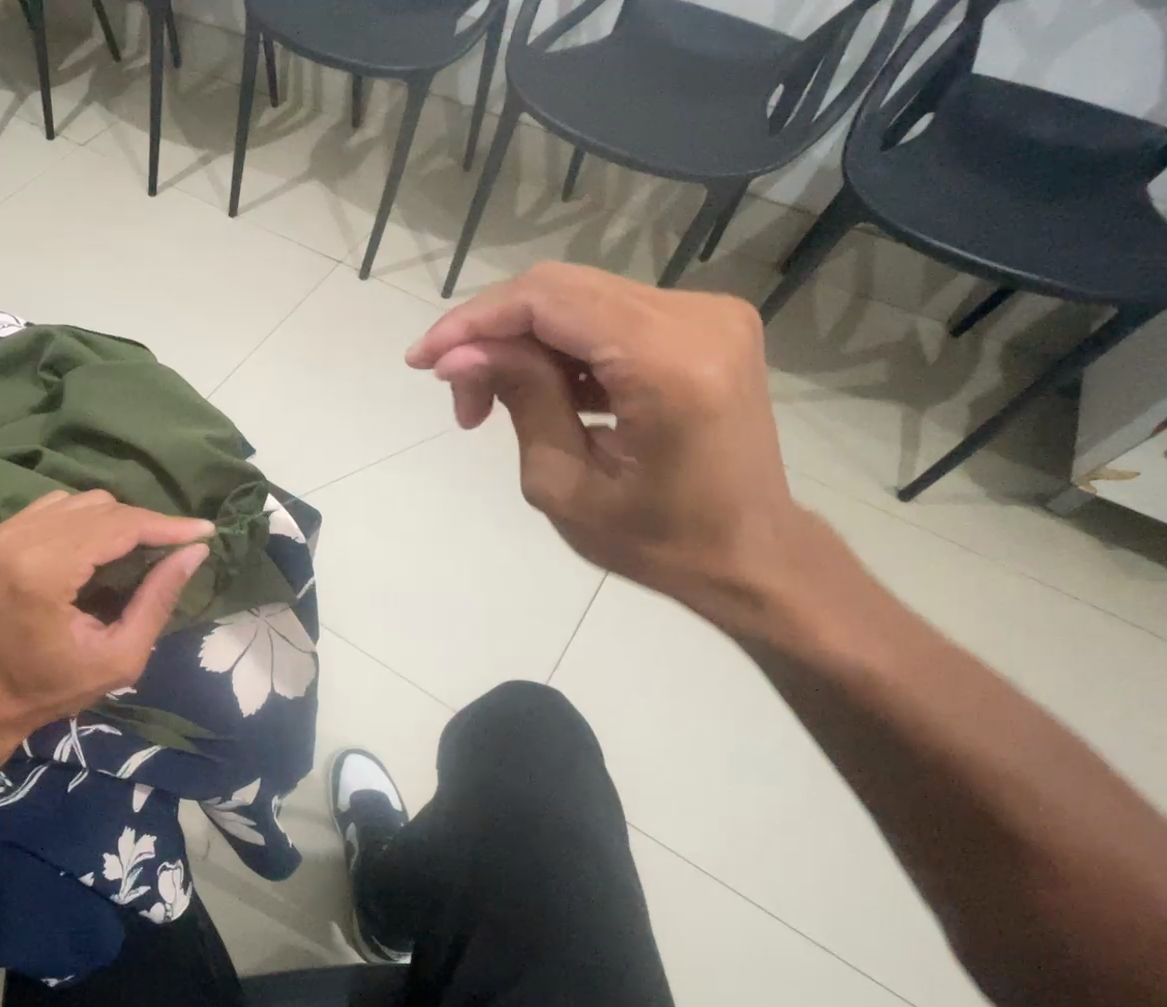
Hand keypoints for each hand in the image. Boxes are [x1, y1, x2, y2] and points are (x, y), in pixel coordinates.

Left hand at [0, 490, 212, 745]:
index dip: (167, 525)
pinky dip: (89, 519)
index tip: (207, 530)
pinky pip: (57, 505)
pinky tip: (105, 546)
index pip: (118, 526)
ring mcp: (5, 532)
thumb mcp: (118, 658)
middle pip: (102, 508)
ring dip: (119, 520)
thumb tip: (195, 552)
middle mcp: (20, 538)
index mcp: (44, 570)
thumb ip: (158, 600)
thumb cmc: (50, 688)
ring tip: (146, 547)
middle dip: (147, 523)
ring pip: (82, 501)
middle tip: (180, 545)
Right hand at [407, 262, 813, 616]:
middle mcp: (699, 318)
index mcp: (670, 365)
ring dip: (520, 341)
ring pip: (579, 298)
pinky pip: (607, 314)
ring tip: (487, 403)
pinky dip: (559, 345)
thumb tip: (457, 356)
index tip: (422, 361)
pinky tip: (537, 390)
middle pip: (561, 289)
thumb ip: (519, 401)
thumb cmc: (655, 541)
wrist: (749, 552)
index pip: (549, 302)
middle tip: (456, 394)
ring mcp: (709, 314)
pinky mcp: (705, 323)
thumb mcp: (563, 484)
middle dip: (490, 333)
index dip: (474, 321)